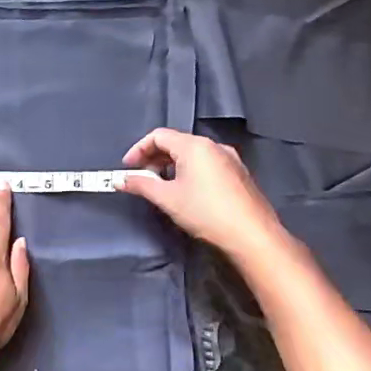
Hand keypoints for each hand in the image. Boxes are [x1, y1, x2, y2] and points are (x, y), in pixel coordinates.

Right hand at [116, 128, 288, 257]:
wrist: (251, 235)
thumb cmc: (205, 212)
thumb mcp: (166, 198)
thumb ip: (140, 185)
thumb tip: (119, 180)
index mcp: (195, 146)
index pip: (158, 136)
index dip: (138, 150)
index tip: (127, 168)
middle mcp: (214, 146)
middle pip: (176, 143)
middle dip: (154, 158)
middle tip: (142, 179)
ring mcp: (230, 159)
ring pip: (192, 154)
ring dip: (171, 166)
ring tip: (161, 187)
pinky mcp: (238, 174)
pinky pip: (207, 164)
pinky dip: (189, 171)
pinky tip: (186, 192)